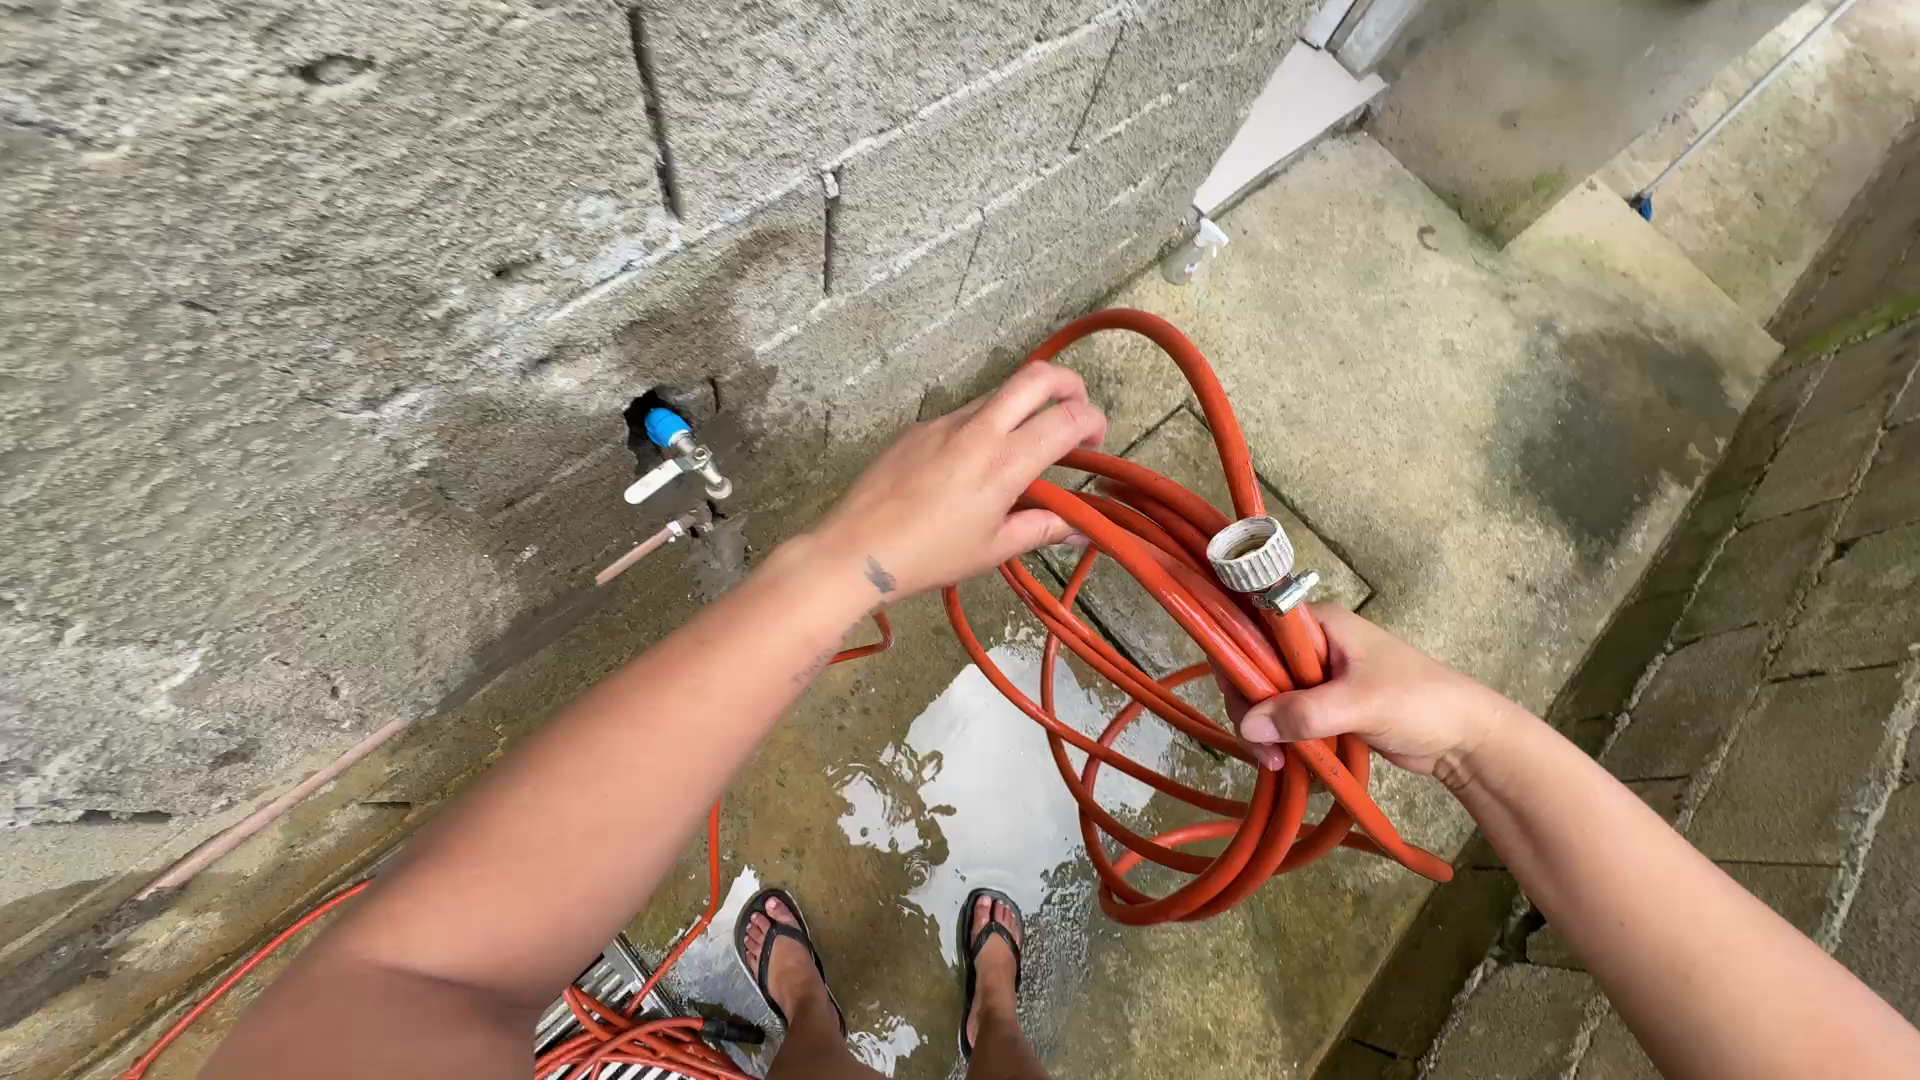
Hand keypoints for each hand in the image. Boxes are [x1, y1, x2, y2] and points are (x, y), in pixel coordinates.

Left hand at [806, 363, 1106, 597]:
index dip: (1093, 420)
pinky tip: (969, 465)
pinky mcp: (917, 427)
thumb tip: (1082, 529)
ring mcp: (943, 422)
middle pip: (1036, 377)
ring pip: (997, 394)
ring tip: (1021, 446)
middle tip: (1076, 408)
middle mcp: (978, 430)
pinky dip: (982, 426)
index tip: (1096, 439)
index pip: (1067, 418)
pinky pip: (962, 416)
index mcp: (1005, 462)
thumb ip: (1043, 529)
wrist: (858, 548)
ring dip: (1022, 407)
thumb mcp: (994, 549)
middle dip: (1069, 383)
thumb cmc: (931, 556)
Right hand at [1224, 603, 1522, 786]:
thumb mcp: (1360, 705)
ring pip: (1265, 695)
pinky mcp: (1321, 702)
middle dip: (1250, 707)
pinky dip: (1278, 738)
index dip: (1237, 660)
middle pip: (1253, 666)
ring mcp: (1314, 674)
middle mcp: (1309, 643)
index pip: (1254, 629)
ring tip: (1275, 763)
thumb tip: (1248, 727)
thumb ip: (1303, 713)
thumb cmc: (1419, 703)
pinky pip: (1283, 715)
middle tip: (1259, 746)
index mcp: (1317, 624)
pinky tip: (1282, 762)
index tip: (1239, 702)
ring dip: (1263, 729)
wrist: (1467, 739)